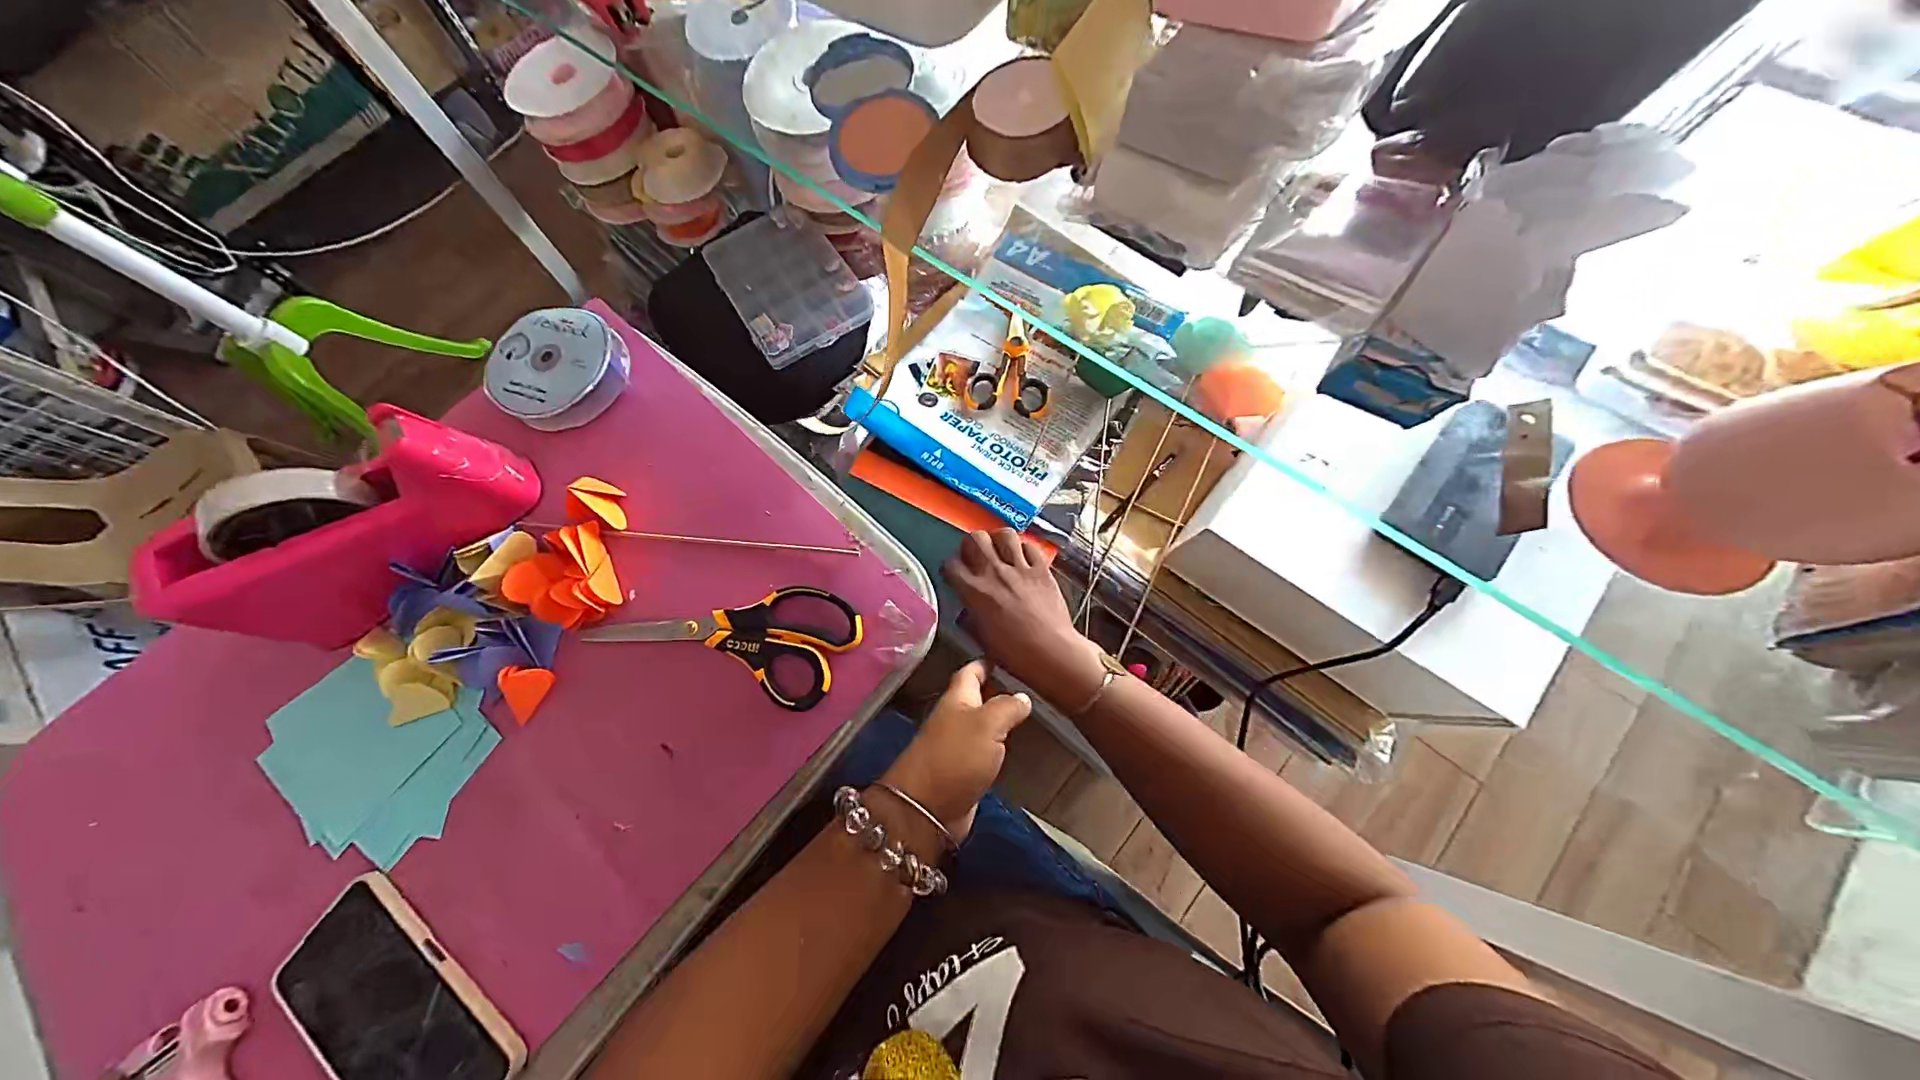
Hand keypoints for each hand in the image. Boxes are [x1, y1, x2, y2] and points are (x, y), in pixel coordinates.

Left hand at [880, 662, 1030, 842]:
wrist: (927, 809)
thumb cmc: (956, 756)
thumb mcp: (987, 723)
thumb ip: (1007, 707)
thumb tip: (1022, 696)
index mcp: (956, 700)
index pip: (969, 673)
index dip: (983, 663)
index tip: (1001, 656)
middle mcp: (953, 720)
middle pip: (974, 700)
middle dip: (994, 692)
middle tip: (1023, 687)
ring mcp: (955, 748)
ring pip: (979, 727)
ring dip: (997, 722)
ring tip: (1023, 717)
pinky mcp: (960, 775)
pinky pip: (982, 754)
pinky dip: (996, 749)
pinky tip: (1012, 751)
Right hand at [942, 529, 1104, 710]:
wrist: (1050, 653)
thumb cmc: (1014, 653)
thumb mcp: (981, 637)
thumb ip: (971, 617)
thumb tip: (970, 611)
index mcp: (974, 591)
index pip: (951, 564)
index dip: (951, 567)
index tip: (956, 572)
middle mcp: (995, 573)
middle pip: (975, 538)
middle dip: (972, 544)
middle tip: (976, 555)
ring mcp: (1020, 569)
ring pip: (1004, 534)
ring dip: (999, 540)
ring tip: (1000, 550)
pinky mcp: (1042, 570)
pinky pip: (1030, 547)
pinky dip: (1024, 549)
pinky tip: (1023, 559)